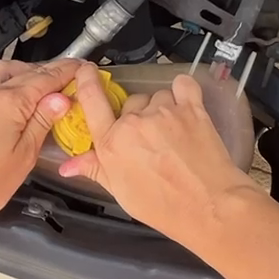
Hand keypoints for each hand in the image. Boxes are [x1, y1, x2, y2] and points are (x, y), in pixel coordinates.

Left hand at [0, 59, 83, 228]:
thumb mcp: (26, 154)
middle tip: (67, 74)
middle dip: (49, 70)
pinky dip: (1, 78)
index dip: (65, 71)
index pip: (45, 78)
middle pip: (25, 71)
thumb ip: (43, 121)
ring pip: (2, 70)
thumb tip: (61, 98)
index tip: (80, 67)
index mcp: (10, 102)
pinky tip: (7, 89)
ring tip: (40, 80)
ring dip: (23, 69)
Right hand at [57, 65, 263, 243]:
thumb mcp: (122, 193)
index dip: (86, 80)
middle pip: (129, 103)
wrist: (211, 207)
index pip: (91, 98)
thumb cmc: (165, 207)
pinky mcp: (191, 108)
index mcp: (112, 142)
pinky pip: (182, 85)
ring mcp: (164, 111)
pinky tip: (184, 105)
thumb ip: (95, 169)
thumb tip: (67, 166)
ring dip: (160, 108)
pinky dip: (182, 90)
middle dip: (135, 117)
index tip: (86, 72)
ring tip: (171, 133)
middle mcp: (135, 121)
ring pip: (156, 96)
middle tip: (148, 140)